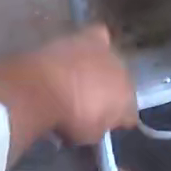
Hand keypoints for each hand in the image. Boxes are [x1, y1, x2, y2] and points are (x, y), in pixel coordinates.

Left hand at [16, 24, 137, 144]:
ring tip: (78, 74)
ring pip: (109, 60)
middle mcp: (124, 76)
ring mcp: (108, 54)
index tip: (98, 123)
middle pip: (120, 85)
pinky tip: (82, 46)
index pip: (128, 114)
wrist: (43, 89)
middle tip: (86, 99)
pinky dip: (93, 40)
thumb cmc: (65, 118)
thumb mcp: (84, 136)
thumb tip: (95, 124)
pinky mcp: (89, 38)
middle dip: (106, 92)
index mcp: (126, 104)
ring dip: (97, 68)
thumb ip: (96, 128)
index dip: (113, 120)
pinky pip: (99, 34)